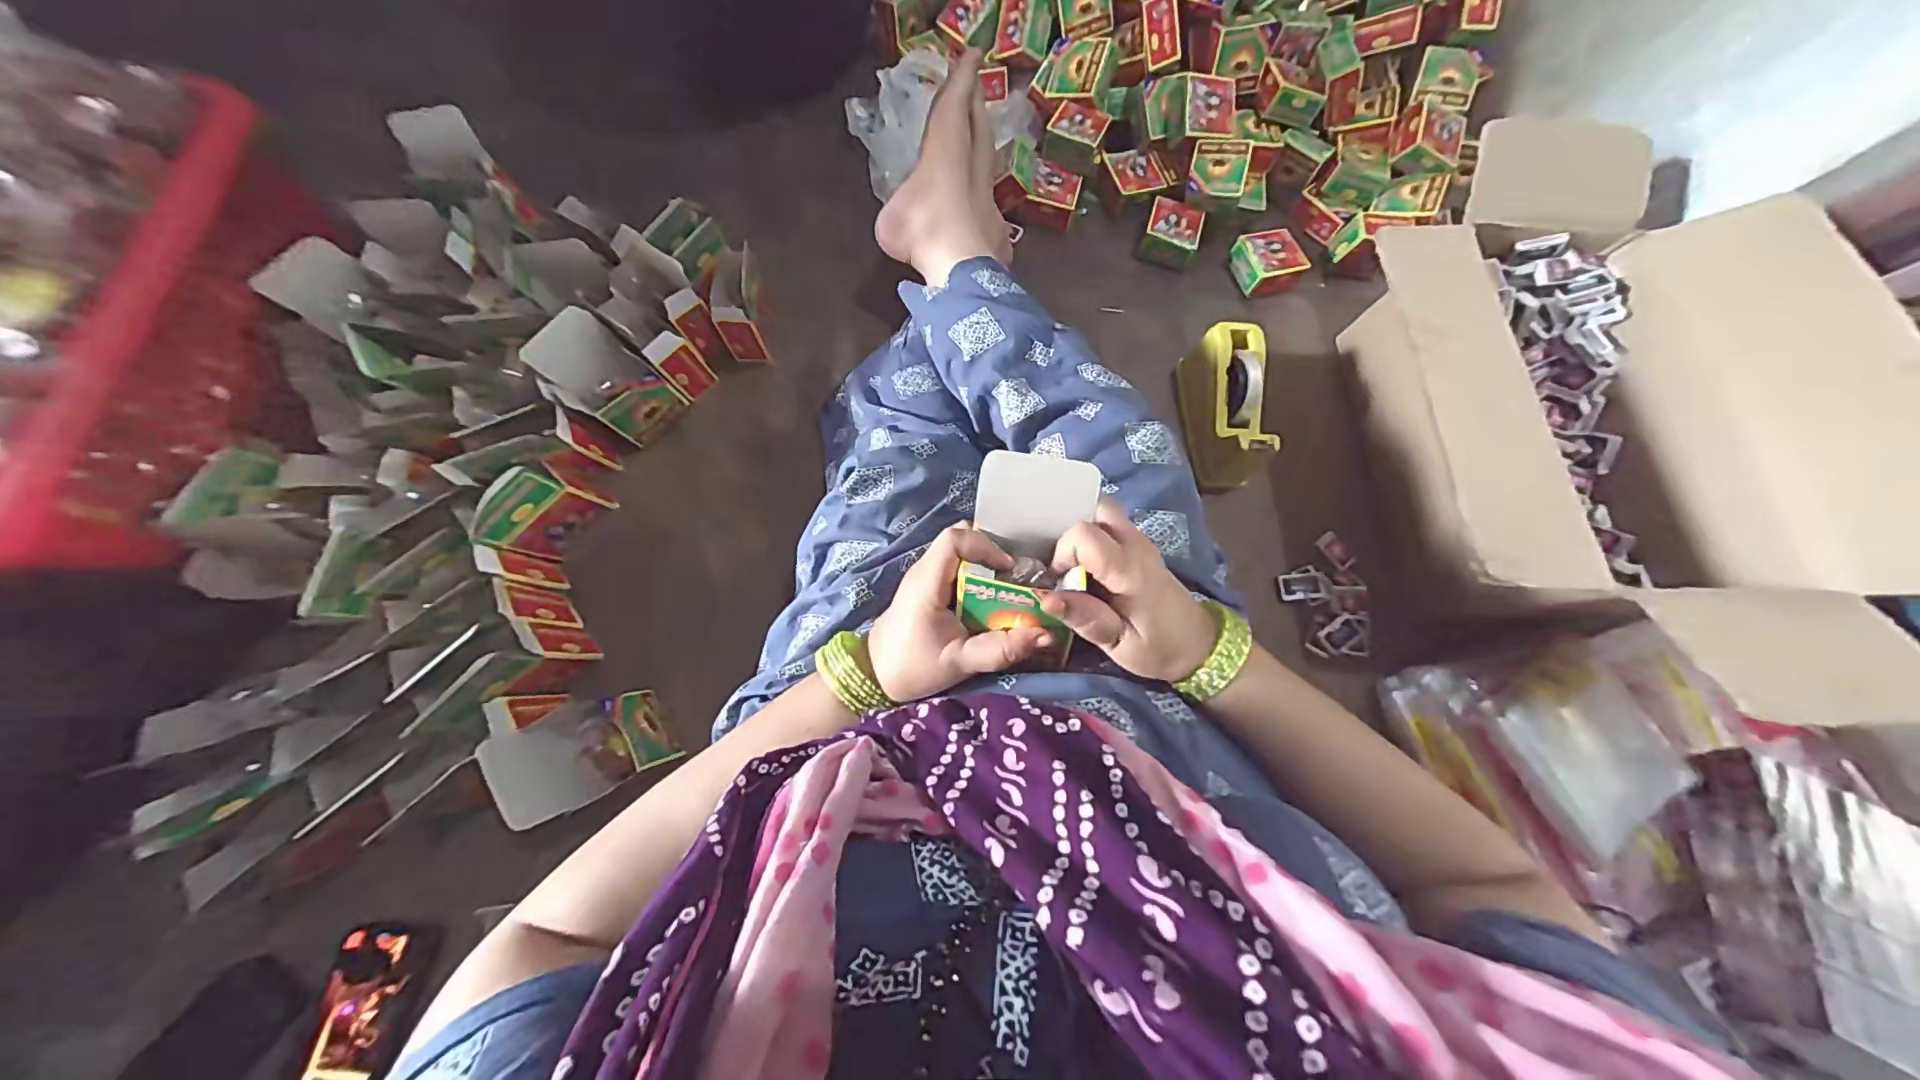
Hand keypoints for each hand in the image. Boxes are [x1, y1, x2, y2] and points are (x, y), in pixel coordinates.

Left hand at [866, 524, 1054, 701]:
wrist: (876, 677)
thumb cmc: (913, 667)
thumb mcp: (961, 661)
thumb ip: (1002, 649)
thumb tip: (1045, 636)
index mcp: (927, 582)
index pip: (954, 538)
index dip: (986, 545)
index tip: (1007, 570)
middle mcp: (923, 571)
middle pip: (960, 540)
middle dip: (991, 554)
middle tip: (1014, 579)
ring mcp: (923, 577)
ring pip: (958, 553)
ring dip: (984, 567)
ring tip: (1006, 591)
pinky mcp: (927, 588)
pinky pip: (955, 568)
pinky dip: (975, 578)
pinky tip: (988, 601)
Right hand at [1041, 501, 1216, 682]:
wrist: (1199, 646)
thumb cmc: (1158, 649)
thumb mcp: (1118, 644)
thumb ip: (1085, 618)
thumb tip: (1046, 600)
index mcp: (1130, 571)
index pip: (1084, 534)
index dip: (1063, 553)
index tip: (1061, 581)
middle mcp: (1136, 546)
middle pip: (1096, 511)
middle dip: (1073, 535)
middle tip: (1069, 569)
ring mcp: (1141, 542)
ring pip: (1103, 514)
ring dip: (1084, 535)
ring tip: (1078, 569)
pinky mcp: (1141, 546)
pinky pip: (1110, 526)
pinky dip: (1094, 538)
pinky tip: (1091, 569)